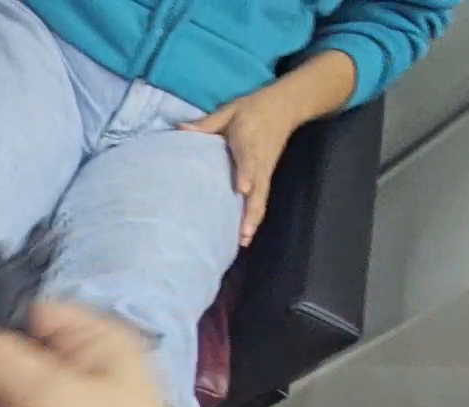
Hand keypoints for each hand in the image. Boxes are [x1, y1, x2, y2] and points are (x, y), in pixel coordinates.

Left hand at [180, 86, 304, 246]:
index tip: (243, 188)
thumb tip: (180, 128)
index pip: (250, 158)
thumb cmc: (252, 109)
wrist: (288, 104)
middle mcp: (260, 159)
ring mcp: (264, 170)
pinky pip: (260, 199)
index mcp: (249, 140)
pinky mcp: (265, 177)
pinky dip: (255, 217)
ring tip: (243, 240)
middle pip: (258, 187)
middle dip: (251, 209)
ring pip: (261, 197)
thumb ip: (206, 124)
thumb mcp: (230, 111)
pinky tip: (245, 236)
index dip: (247, 173)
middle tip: (243, 231)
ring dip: (253, 219)